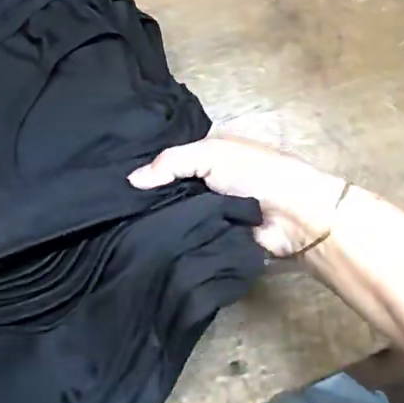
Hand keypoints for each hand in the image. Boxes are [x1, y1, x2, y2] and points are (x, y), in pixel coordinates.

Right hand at [127, 135, 350, 256]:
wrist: (295, 217)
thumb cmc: (257, 173)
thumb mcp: (211, 153)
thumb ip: (171, 162)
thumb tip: (131, 180)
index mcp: (209, 156)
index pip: (170, 162)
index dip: (147, 169)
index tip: (112, 181)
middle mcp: (207, 183)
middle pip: (169, 192)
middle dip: (147, 200)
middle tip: (108, 211)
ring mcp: (210, 214)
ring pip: (174, 219)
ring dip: (156, 224)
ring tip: (119, 231)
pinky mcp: (214, 242)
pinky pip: (185, 242)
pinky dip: (171, 244)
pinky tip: (141, 249)